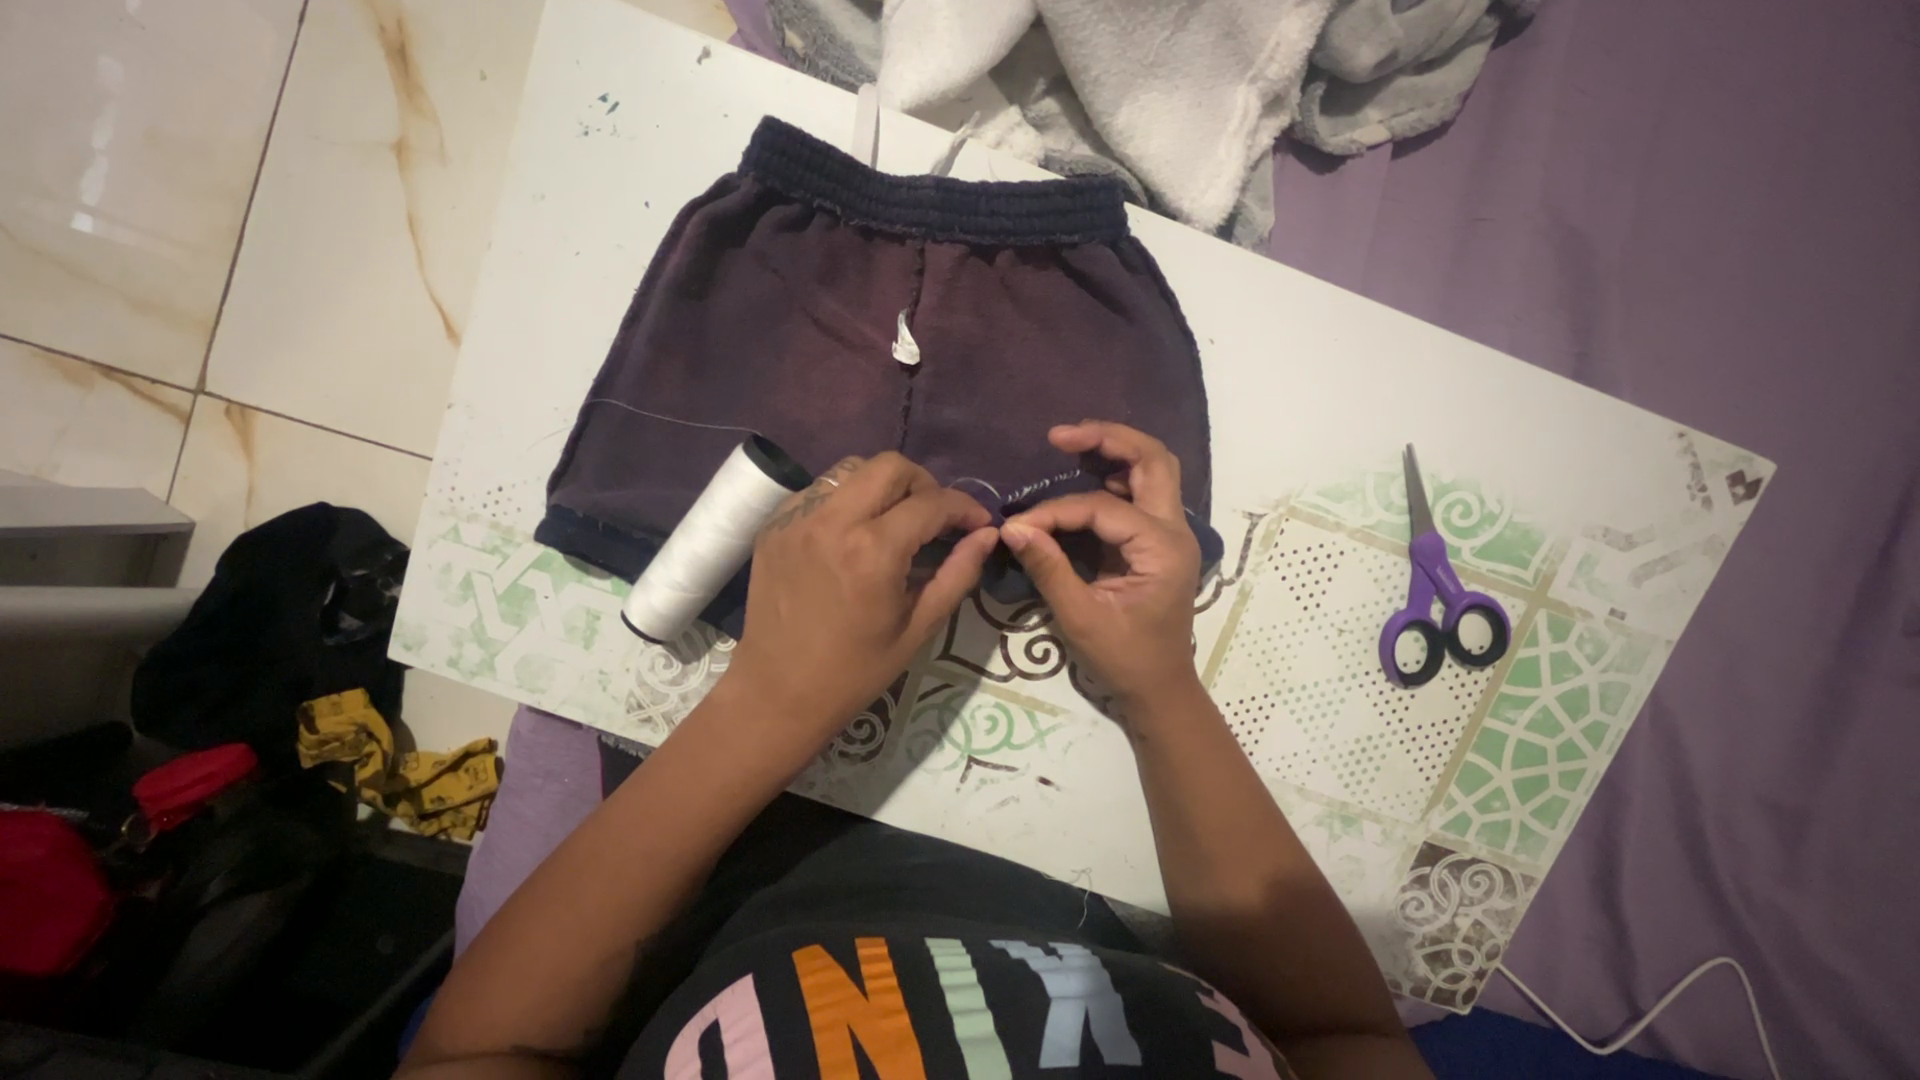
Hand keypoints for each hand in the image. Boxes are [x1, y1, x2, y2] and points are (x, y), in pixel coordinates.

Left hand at [724, 452, 997, 746]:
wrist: (777, 693)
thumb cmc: (855, 671)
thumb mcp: (918, 628)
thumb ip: (957, 574)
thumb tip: (987, 535)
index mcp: (873, 551)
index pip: (932, 503)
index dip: (965, 507)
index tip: (978, 523)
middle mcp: (832, 520)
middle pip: (890, 466)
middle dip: (924, 484)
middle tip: (934, 518)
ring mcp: (797, 517)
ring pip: (851, 470)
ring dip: (882, 487)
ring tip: (893, 522)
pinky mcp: (774, 524)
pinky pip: (820, 491)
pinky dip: (845, 500)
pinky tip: (853, 534)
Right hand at [1000, 421, 1204, 716]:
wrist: (1159, 688)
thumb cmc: (1123, 658)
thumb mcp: (1080, 617)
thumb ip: (1048, 568)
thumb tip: (1011, 528)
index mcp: (1159, 549)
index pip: (1101, 507)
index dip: (1054, 511)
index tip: (1016, 526)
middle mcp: (1173, 531)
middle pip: (1153, 460)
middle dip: (1108, 439)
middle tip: (1060, 435)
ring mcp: (1170, 534)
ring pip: (1154, 470)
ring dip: (1116, 451)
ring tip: (1071, 444)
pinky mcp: (1157, 542)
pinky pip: (1142, 494)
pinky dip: (1116, 477)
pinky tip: (1086, 477)